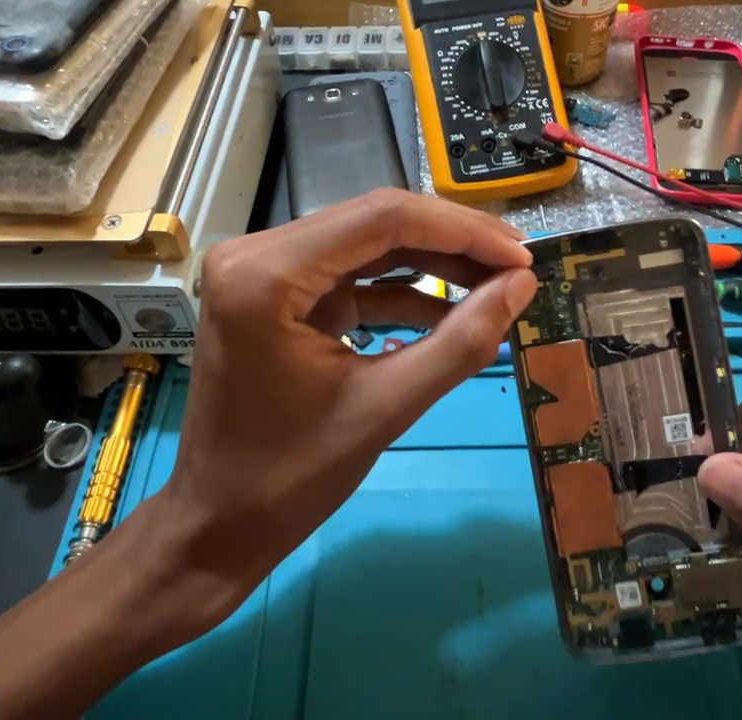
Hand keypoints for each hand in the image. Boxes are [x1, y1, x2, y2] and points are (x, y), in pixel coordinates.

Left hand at [147, 189, 537, 627]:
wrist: (218, 524)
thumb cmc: (290, 478)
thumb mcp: (385, 408)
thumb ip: (460, 342)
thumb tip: (521, 285)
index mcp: (267, 274)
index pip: (382, 218)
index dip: (462, 230)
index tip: (523, 257)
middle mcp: (257, 253)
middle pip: (376, 222)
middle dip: (454, 242)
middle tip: (520, 267)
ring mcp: (265, 270)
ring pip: (369, 244)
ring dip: (434, 263)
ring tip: (498, 286)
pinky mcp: (280, 293)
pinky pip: (353, 275)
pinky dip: (403, 291)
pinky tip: (454, 312)